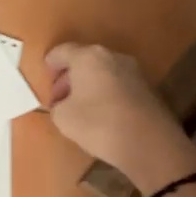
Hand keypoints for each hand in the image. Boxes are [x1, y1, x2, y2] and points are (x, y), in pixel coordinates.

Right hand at [44, 43, 195, 192]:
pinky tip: (102, 115)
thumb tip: (65, 104)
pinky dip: (105, 93)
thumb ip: (57, 105)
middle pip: (83, 60)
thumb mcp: (63, 117)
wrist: (150, 145)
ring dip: (88, 86)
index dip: (49, 65)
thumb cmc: (99, 124)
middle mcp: (112, 57)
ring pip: (102, 72)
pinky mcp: (147, 89)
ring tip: (80, 108)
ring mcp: (133, 71)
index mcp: (88, 57)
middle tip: (59, 98)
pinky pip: (117, 85)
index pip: (61, 52)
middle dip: (68, 77)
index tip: (45, 79)